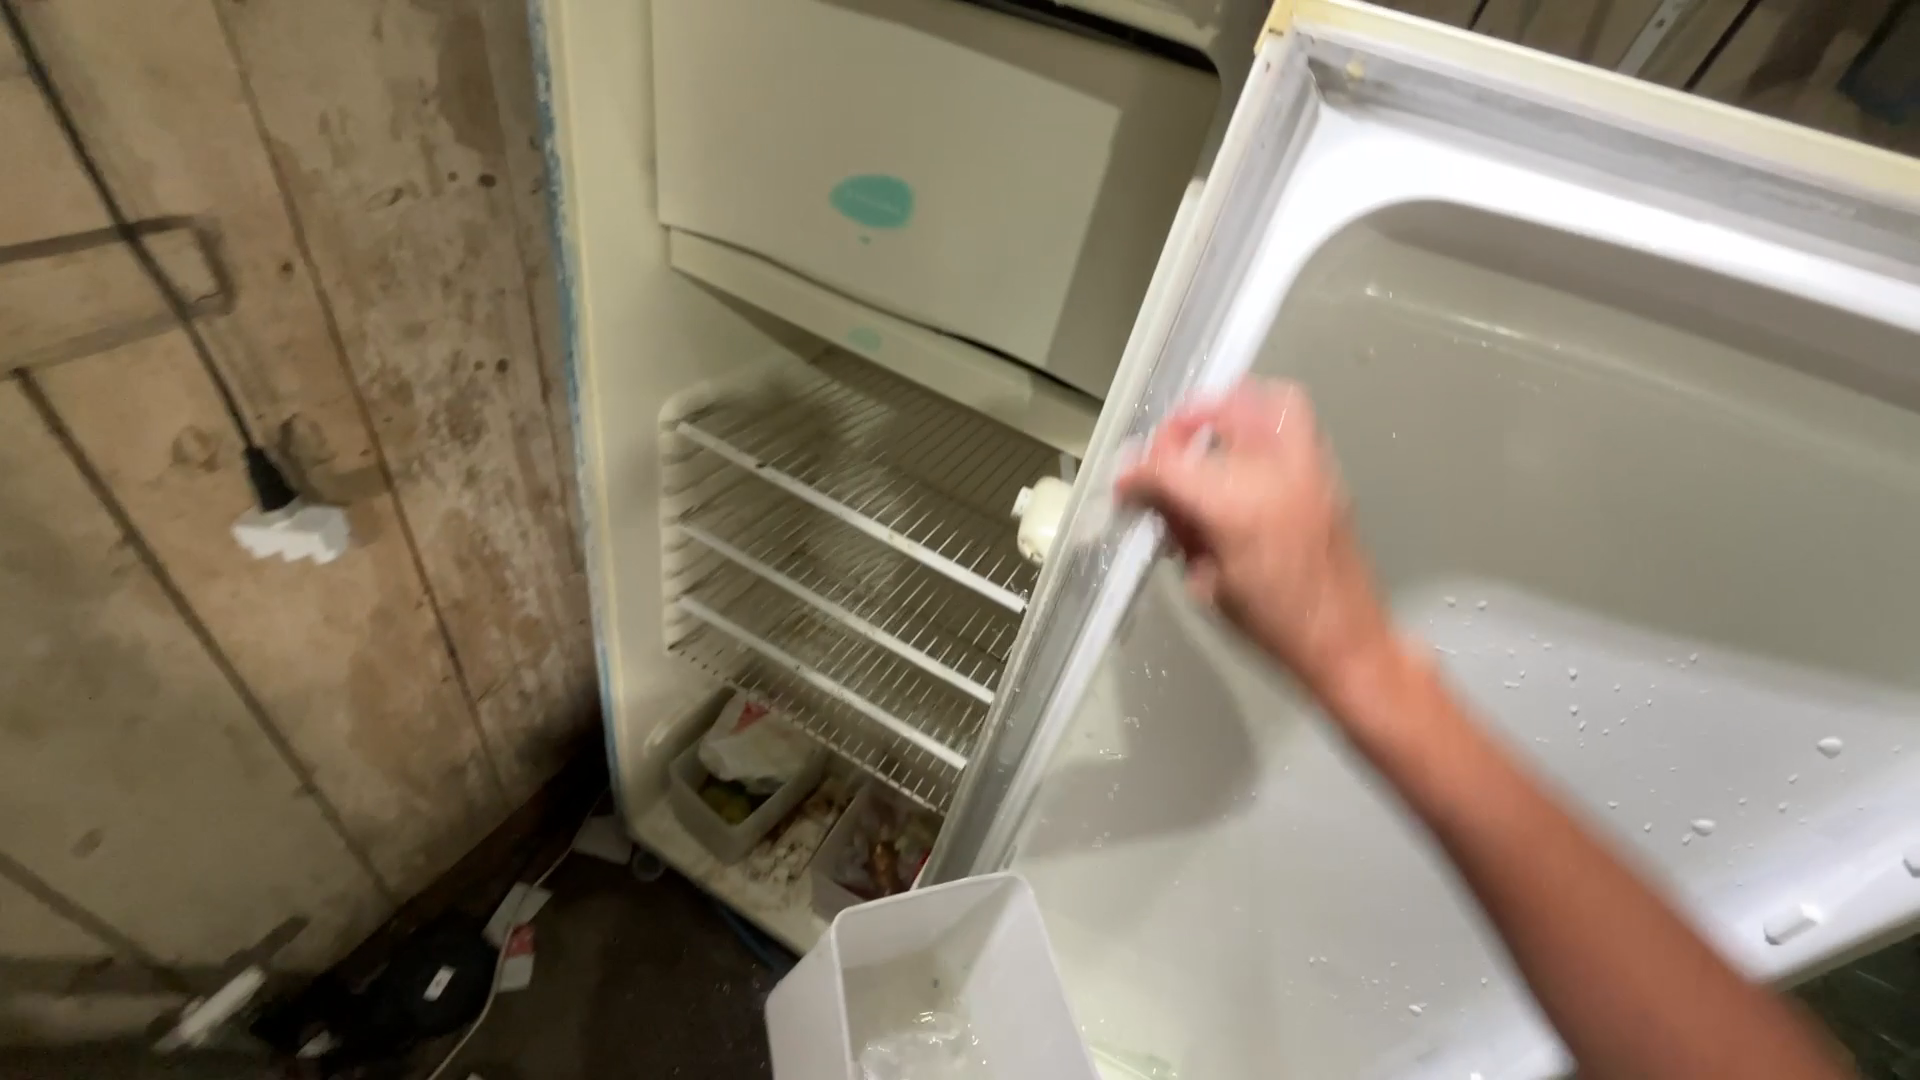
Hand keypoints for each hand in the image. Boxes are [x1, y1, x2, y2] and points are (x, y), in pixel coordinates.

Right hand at [1116, 379, 1396, 696]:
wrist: (1346, 641)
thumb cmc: (1274, 627)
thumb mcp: (1207, 583)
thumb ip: (1181, 530)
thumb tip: (1155, 500)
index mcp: (1235, 509)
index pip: (1168, 466)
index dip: (1136, 473)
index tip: (1126, 486)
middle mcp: (1274, 475)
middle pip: (1214, 415)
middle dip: (1177, 430)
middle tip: (1163, 454)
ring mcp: (1308, 468)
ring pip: (1262, 401)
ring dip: (1223, 410)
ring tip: (1202, 435)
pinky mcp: (1328, 474)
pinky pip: (1292, 421)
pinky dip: (1259, 419)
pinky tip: (1241, 450)